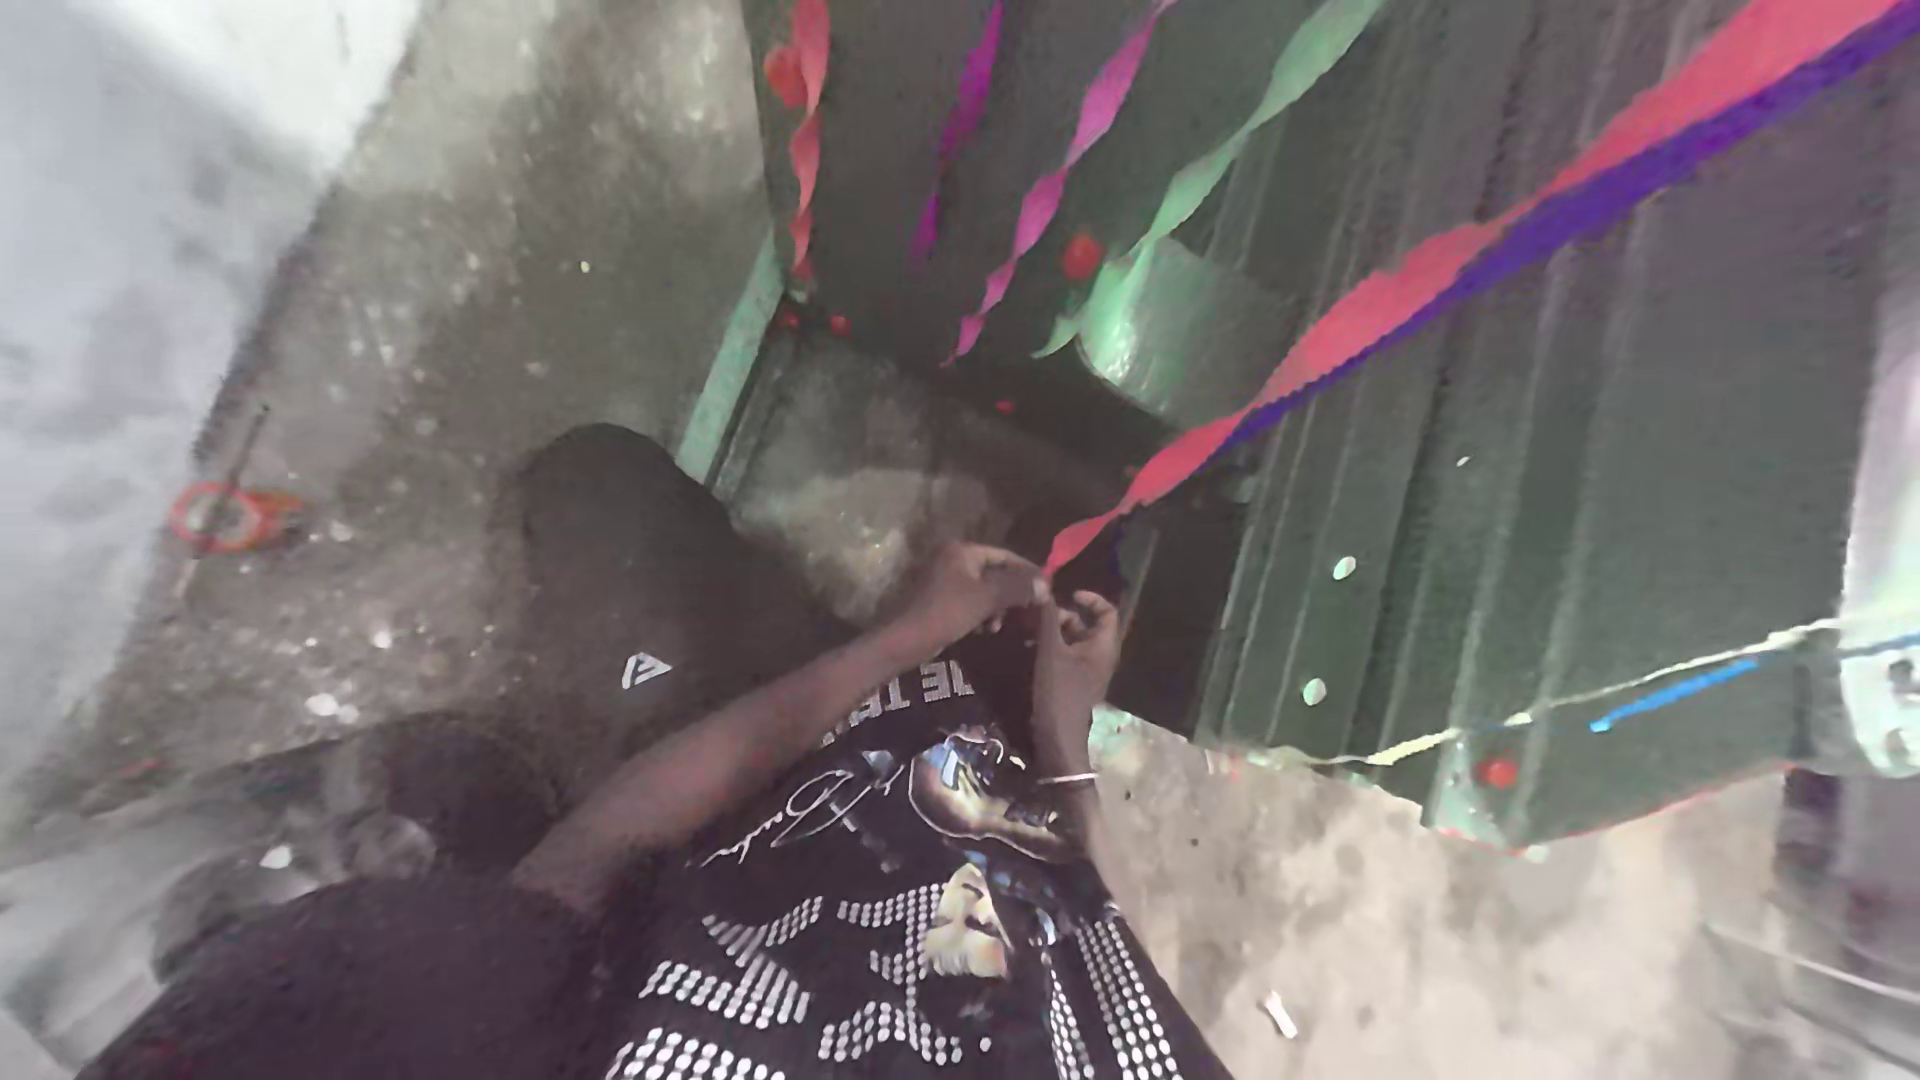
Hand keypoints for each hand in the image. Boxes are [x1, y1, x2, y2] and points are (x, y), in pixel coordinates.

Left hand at [893, 542, 1044, 656]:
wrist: (907, 639)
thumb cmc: (947, 611)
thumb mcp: (986, 598)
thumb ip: (1017, 588)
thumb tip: (1046, 585)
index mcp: (962, 550)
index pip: (1005, 555)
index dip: (1027, 571)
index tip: (1046, 588)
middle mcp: (954, 559)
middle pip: (996, 572)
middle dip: (1012, 593)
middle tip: (1030, 610)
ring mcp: (947, 579)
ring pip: (985, 589)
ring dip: (998, 606)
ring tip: (1000, 625)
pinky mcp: (943, 598)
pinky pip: (973, 601)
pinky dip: (983, 613)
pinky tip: (987, 629)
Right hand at [1033, 590, 1120, 774]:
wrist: (1057, 738)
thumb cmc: (1059, 692)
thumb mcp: (1051, 652)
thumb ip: (1047, 619)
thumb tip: (1043, 587)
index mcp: (1103, 646)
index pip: (1107, 611)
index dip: (1090, 598)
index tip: (1066, 594)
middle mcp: (1099, 655)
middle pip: (1083, 624)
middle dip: (1059, 616)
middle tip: (1035, 615)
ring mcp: (1085, 669)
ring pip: (1069, 639)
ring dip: (1049, 630)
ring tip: (1025, 629)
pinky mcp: (1071, 680)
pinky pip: (1062, 654)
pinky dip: (1047, 646)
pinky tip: (1025, 647)